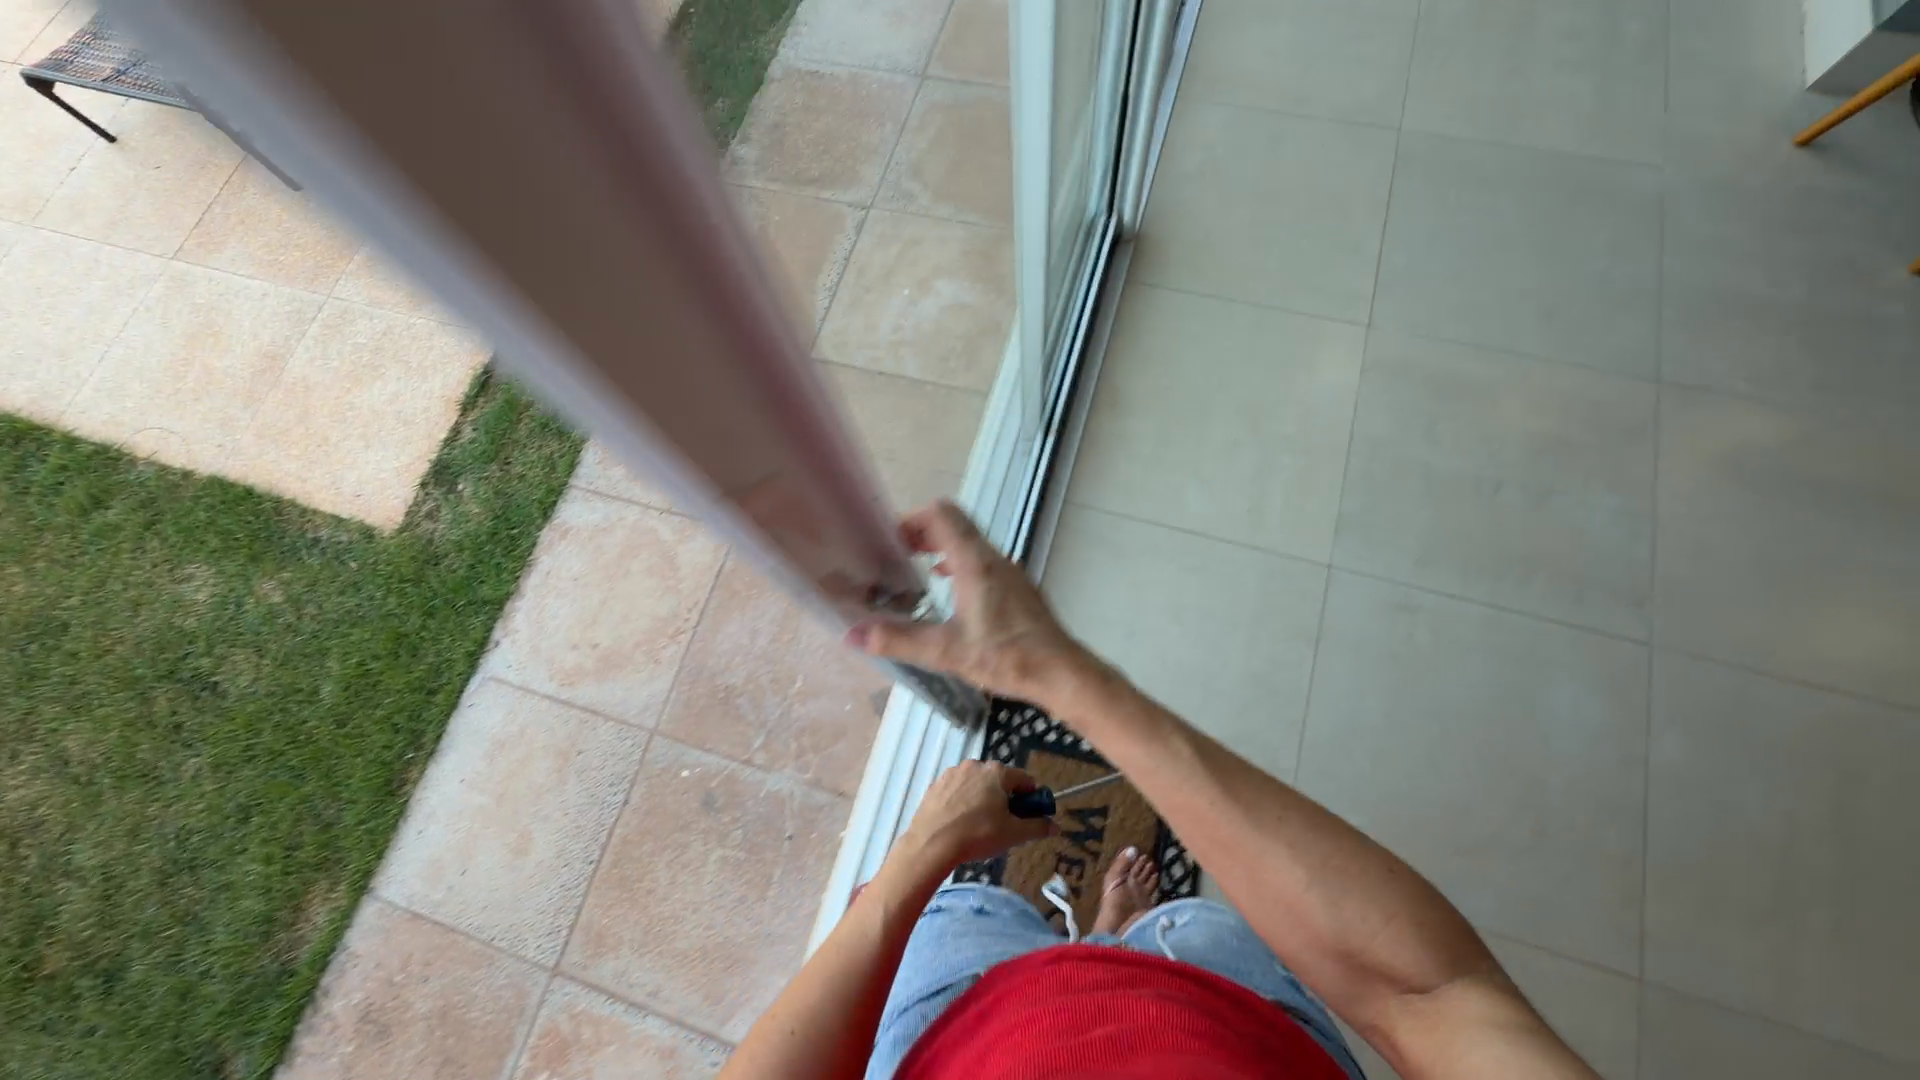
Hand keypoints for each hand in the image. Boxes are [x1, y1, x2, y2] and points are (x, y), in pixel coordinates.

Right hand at [847, 500, 1100, 703]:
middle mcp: (994, 558)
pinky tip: (950, 589)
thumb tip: (855, 635)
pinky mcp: (1018, 586)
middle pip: (955, 524)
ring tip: (916, 569)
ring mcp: (1009, 571)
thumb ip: (899, 640)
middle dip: (922, 533)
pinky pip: (983, 560)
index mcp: (975, 563)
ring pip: (970, 542)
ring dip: (941, 547)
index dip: (912, 519)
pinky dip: (960, 563)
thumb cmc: (1007, 657)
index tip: (890, 541)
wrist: (1060, 671)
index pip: (942, 514)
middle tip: (897, 555)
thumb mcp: (946, 652)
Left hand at [901, 761, 1055, 866]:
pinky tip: (959, 822)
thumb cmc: (977, 835)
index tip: (1028, 817)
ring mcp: (953, 773)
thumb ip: (1037, 827)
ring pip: (977, 784)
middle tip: (1003, 824)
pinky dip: (963, 801)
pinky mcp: (936, 784)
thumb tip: (1055, 826)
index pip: (1025, 780)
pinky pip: (958, 790)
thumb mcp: (1013, 834)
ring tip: (978, 825)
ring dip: (983, 799)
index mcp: (997, 772)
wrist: (931, 844)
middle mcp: (976, 765)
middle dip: (1005, 799)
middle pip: (1000, 780)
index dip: (1031, 799)